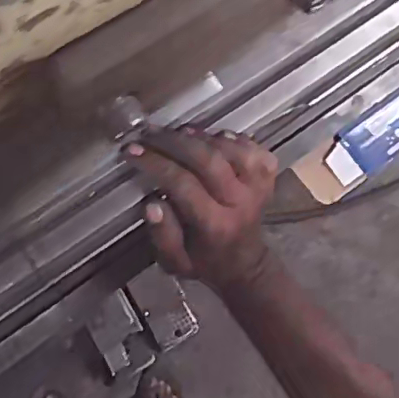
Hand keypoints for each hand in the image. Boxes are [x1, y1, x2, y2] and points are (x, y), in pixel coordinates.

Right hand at [124, 127, 278, 293]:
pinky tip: (209, 137)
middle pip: (207, 159)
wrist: (245, 265)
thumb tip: (151, 203)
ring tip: (175, 132)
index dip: (155, 163)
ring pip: (229, 149)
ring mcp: (257, 186)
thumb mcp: (174, 262)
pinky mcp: (267, 177)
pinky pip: (251, 147)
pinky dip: (229, 137)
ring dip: (200, 136)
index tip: (131, 150)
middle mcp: (239, 202)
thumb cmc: (203, 261)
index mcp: (215, 225)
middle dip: (172, 141)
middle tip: (148, 134)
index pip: (182, 183)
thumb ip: (162, 235)